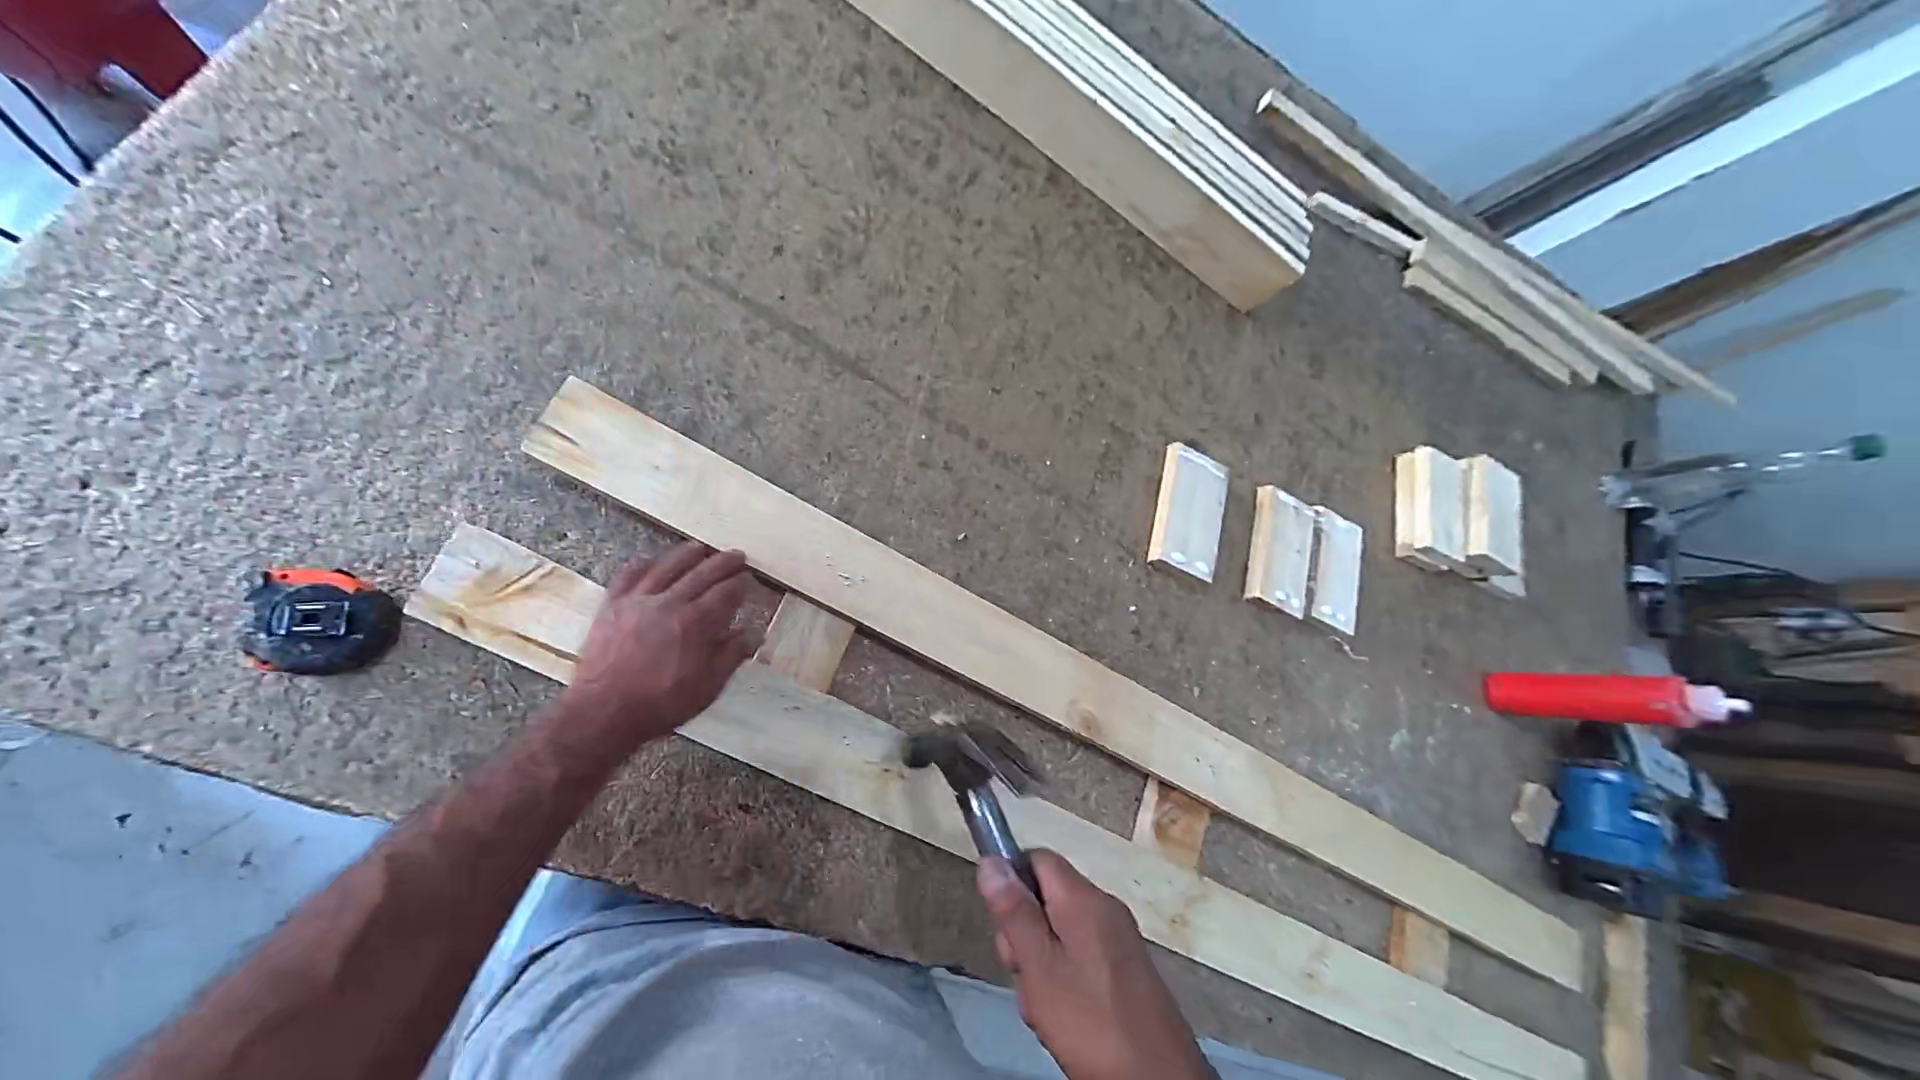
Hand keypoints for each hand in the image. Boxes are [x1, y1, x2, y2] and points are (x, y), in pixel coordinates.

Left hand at [555, 542, 758, 754]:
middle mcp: (670, 603)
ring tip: (701, 548)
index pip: (727, 593)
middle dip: (723, 563)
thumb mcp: (708, 686)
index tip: (748, 580)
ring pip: (668, 566)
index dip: (741, 584)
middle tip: (736, 556)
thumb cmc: (662, 703)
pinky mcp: (613, 606)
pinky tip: (652, 561)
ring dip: (688, 554)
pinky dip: (644, 564)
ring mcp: (639, 601)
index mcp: (697, 622)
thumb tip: (753, 634)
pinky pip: (630, 575)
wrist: (605, 712)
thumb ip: (732, 655)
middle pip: (703, 573)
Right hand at [978, 852, 1214, 1079]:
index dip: (1012, 882)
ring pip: (1061, 931)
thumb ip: (1014, 912)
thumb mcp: (1040, 966)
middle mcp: (1105, 907)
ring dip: (1042, 963)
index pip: (1037, 858)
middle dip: (1025, 933)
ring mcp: (1119, 938)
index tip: (1003, 925)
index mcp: (1085, 898)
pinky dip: (1065, 978)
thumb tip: (990, 860)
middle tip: (1024, 974)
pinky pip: (1082, 955)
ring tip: (1044, 1005)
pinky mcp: (1127, 968)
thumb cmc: (1091, 1021)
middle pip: (1048, 897)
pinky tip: (1065, 1016)